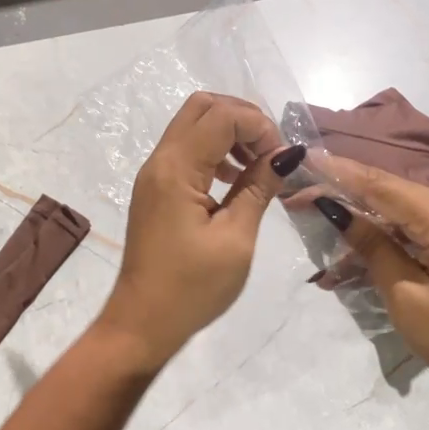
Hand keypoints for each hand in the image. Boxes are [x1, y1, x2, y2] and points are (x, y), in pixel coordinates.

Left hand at [99, 92, 303, 365]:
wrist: (142, 323)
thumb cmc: (192, 288)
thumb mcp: (236, 239)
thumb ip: (258, 187)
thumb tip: (286, 153)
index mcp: (176, 169)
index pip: (221, 115)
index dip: (258, 126)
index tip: (281, 159)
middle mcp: (160, 160)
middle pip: (202, 106)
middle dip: (243, 118)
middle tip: (270, 152)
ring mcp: (154, 173)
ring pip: (193, 124)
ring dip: (229, 132)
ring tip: (258, 167)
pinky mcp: (156, 188)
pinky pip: (186, 148)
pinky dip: (214, 150)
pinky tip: (235, 179)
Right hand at [293, 156, 428, 412]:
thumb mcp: (406, 297)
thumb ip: (372, 247)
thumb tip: (338, 210)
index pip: (383, 186)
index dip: (340, 172)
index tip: (305, 158)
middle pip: (391, 191)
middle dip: (345, 191)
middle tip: (301, 194)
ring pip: (400, 208)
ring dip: (361, 215)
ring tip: (318, 217)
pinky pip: (414, 226)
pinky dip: (384, 234)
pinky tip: (352, 246)